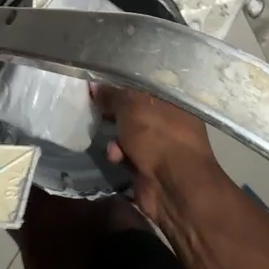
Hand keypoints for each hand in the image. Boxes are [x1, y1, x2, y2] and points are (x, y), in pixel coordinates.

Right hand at [93, 84, 223, 220]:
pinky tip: (115, 156)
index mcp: (172, 97)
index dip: (121, 82)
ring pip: (130, 131)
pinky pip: (128, 153)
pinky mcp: (151, 166)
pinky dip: (119, 153)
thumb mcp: (130, 106)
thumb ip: (112, 94)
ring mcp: (161, 143)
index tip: (99, 82)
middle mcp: (170, 118)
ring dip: (116, 134)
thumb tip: (94, 84)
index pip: (143, 82)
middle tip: (95, 106)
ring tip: (106, 134)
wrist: (174, 186)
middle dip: (115, 110)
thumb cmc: (157, 135)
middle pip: (135, 108)